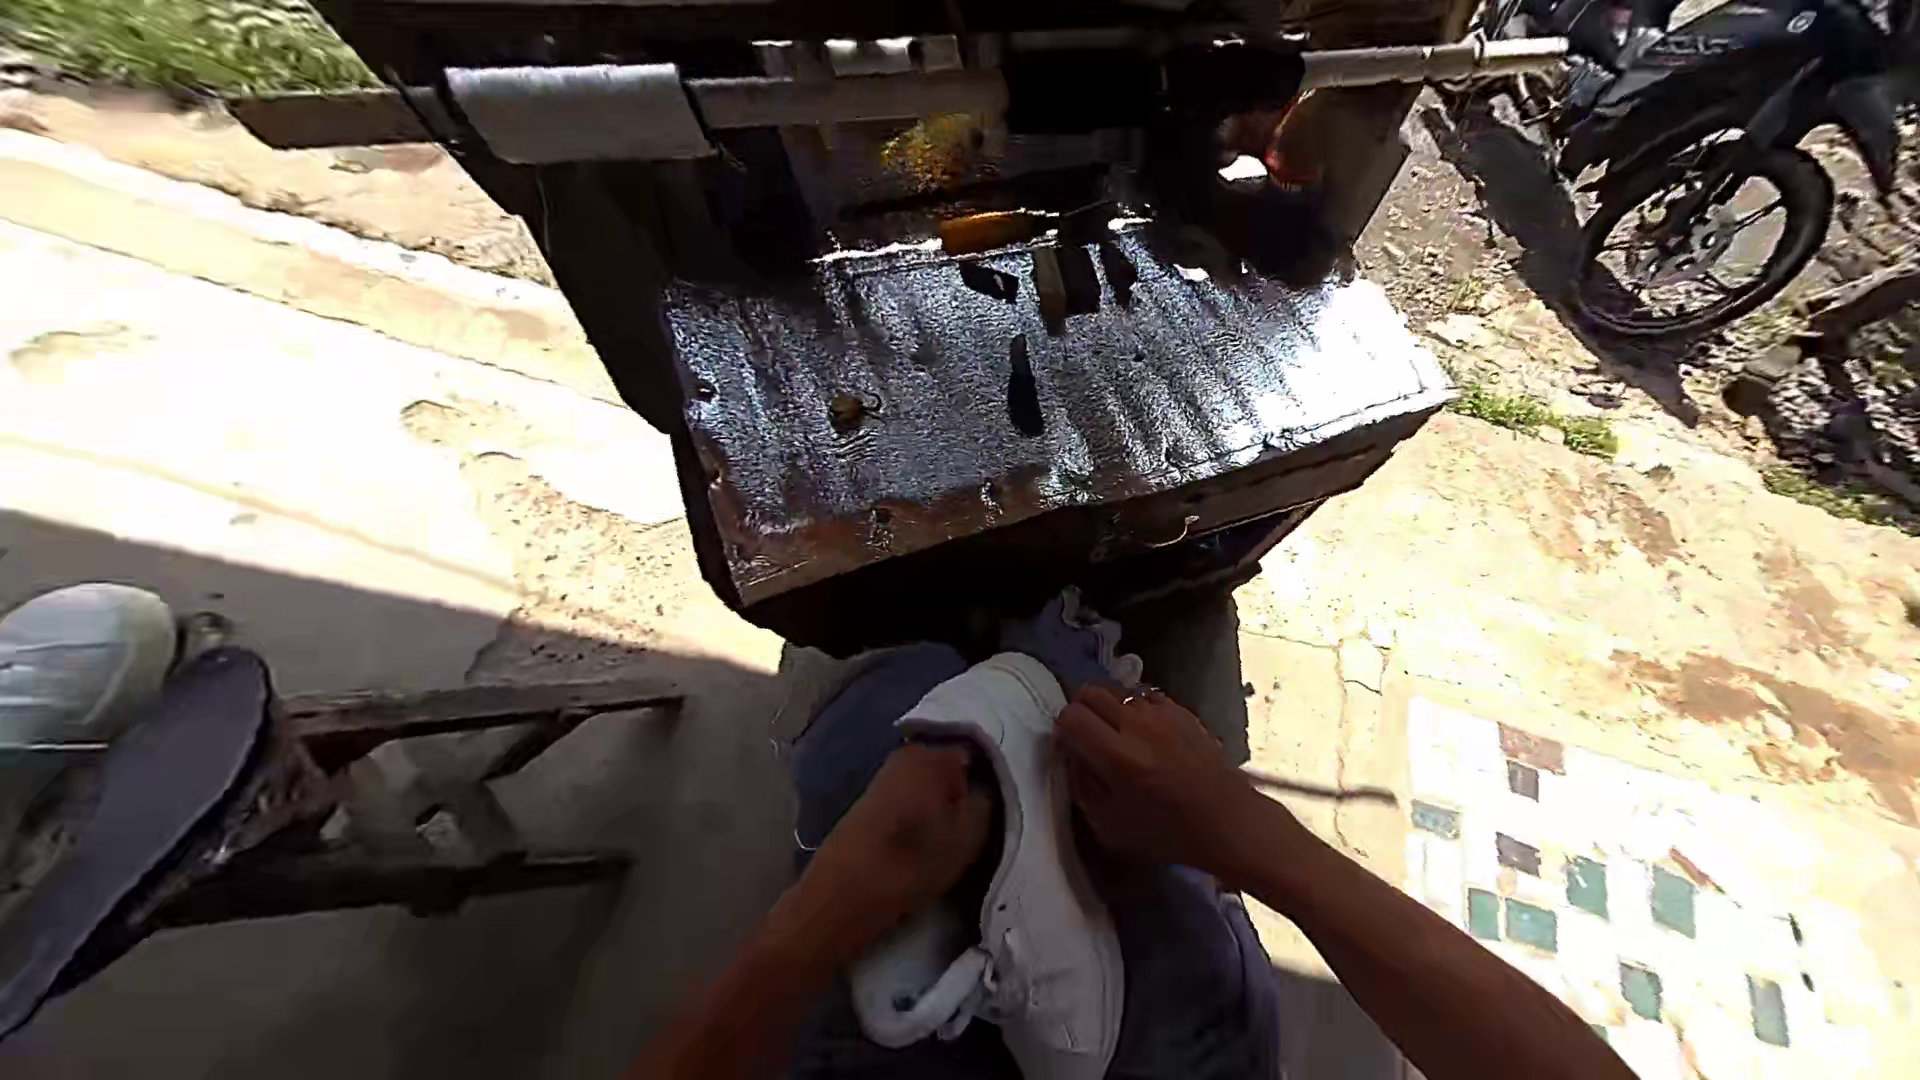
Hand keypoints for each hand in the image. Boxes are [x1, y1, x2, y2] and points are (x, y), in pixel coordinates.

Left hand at [793, 743, 993, 958]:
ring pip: (927, 785)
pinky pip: (908, 798)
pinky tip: (920, 840)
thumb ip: (986, 802)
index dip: (987, 781)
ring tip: (946, 839)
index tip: (992, 809)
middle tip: (970, 828)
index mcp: (933, 755)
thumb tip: (985, 787)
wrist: (842, 894)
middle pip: (949, 770)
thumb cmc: (912, 862)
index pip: (975, 756)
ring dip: (938, 805)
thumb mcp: (968, 837)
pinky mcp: (869, 801)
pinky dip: (917, 814)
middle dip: (960, 791)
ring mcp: (884, 777)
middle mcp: (907, 755)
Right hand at [1055, 685, 1278, 879]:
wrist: (1230, 823)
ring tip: (1119, 736)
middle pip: (1089, 692)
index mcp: (1118, 757)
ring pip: (1116, 692)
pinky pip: (1142, 698)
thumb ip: (1081, 785)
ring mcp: (1162, 713)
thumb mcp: (1111, 825)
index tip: (1069, 746)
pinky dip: (1135, 712)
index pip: (1070, 716)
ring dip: (1109, 710)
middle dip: (1081, 711)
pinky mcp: (1180, 710)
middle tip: (1088, 735)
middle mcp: (1138, 726)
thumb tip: (1069, 752)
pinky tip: (1146, 735)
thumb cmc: (1169, 832)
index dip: (1063, 729)